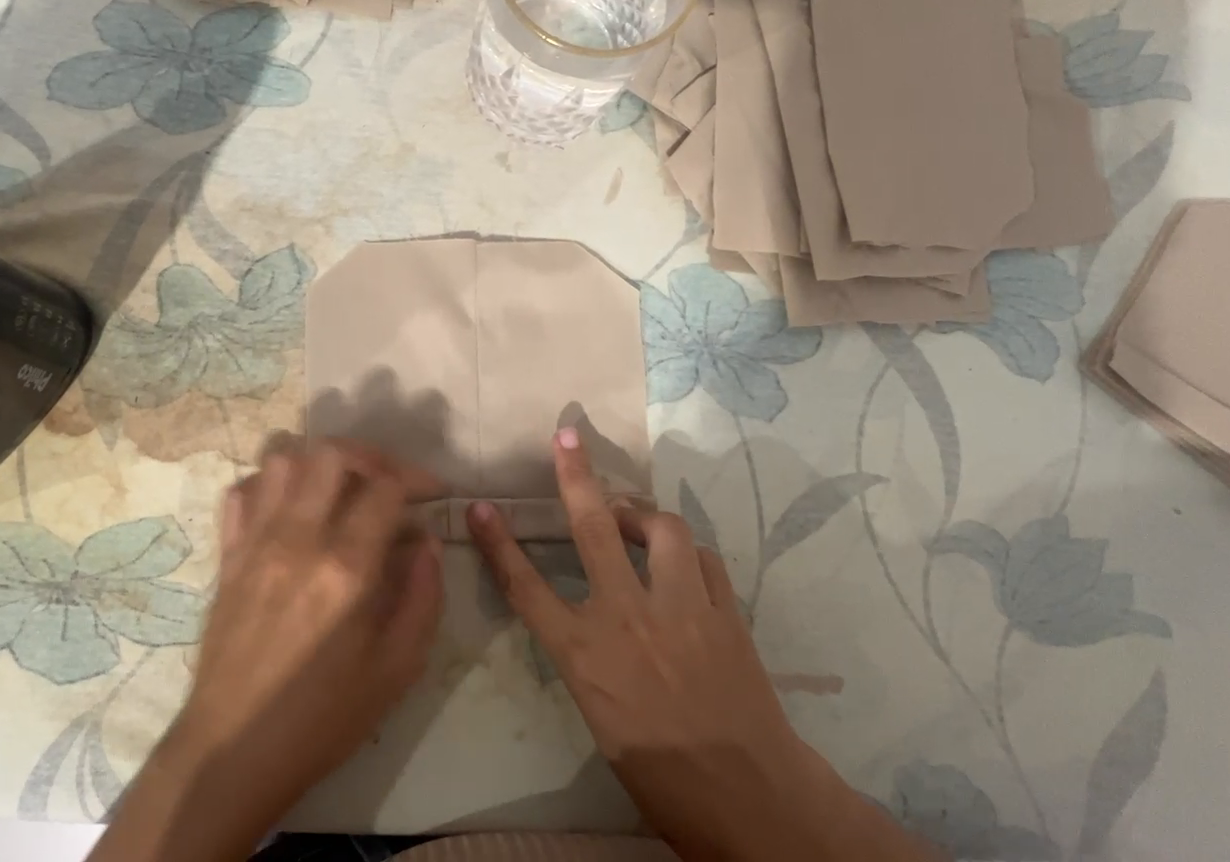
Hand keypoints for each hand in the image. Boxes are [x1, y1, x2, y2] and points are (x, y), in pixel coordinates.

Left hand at [94, 439, 442, 861]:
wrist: (234, 748)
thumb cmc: (324, 716)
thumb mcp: (398, 668)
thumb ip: (423, 596)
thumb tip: (426, 542)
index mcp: (346, 567)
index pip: (384, 486)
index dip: (416, 478)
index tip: (432, 493)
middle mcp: (297, 539)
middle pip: (330, 453)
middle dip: (369, 456)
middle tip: (388, 482)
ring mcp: (254, 542)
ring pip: (281, 458)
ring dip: (318, 461)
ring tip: (341, 488)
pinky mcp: (226, 554)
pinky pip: (242, 490)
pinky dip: (269, 483)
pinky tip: (290, 507)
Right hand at [467, 428, 935, 861]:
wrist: (748, 793)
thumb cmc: (660, 773)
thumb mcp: (598, 716)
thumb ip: (586, 658)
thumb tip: (585, 623)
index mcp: (584, 653)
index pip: (526, 585)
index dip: (498, 543)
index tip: (481, 507)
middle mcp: (628, 617)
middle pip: (594, 528)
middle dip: (576, 476)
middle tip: (567, 436)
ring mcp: (681, 607)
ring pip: (662, 528)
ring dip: (643, 513)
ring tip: (632, 516)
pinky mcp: (724, 609)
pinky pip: (701, 557)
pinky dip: (684, 549)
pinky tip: (679, 559)